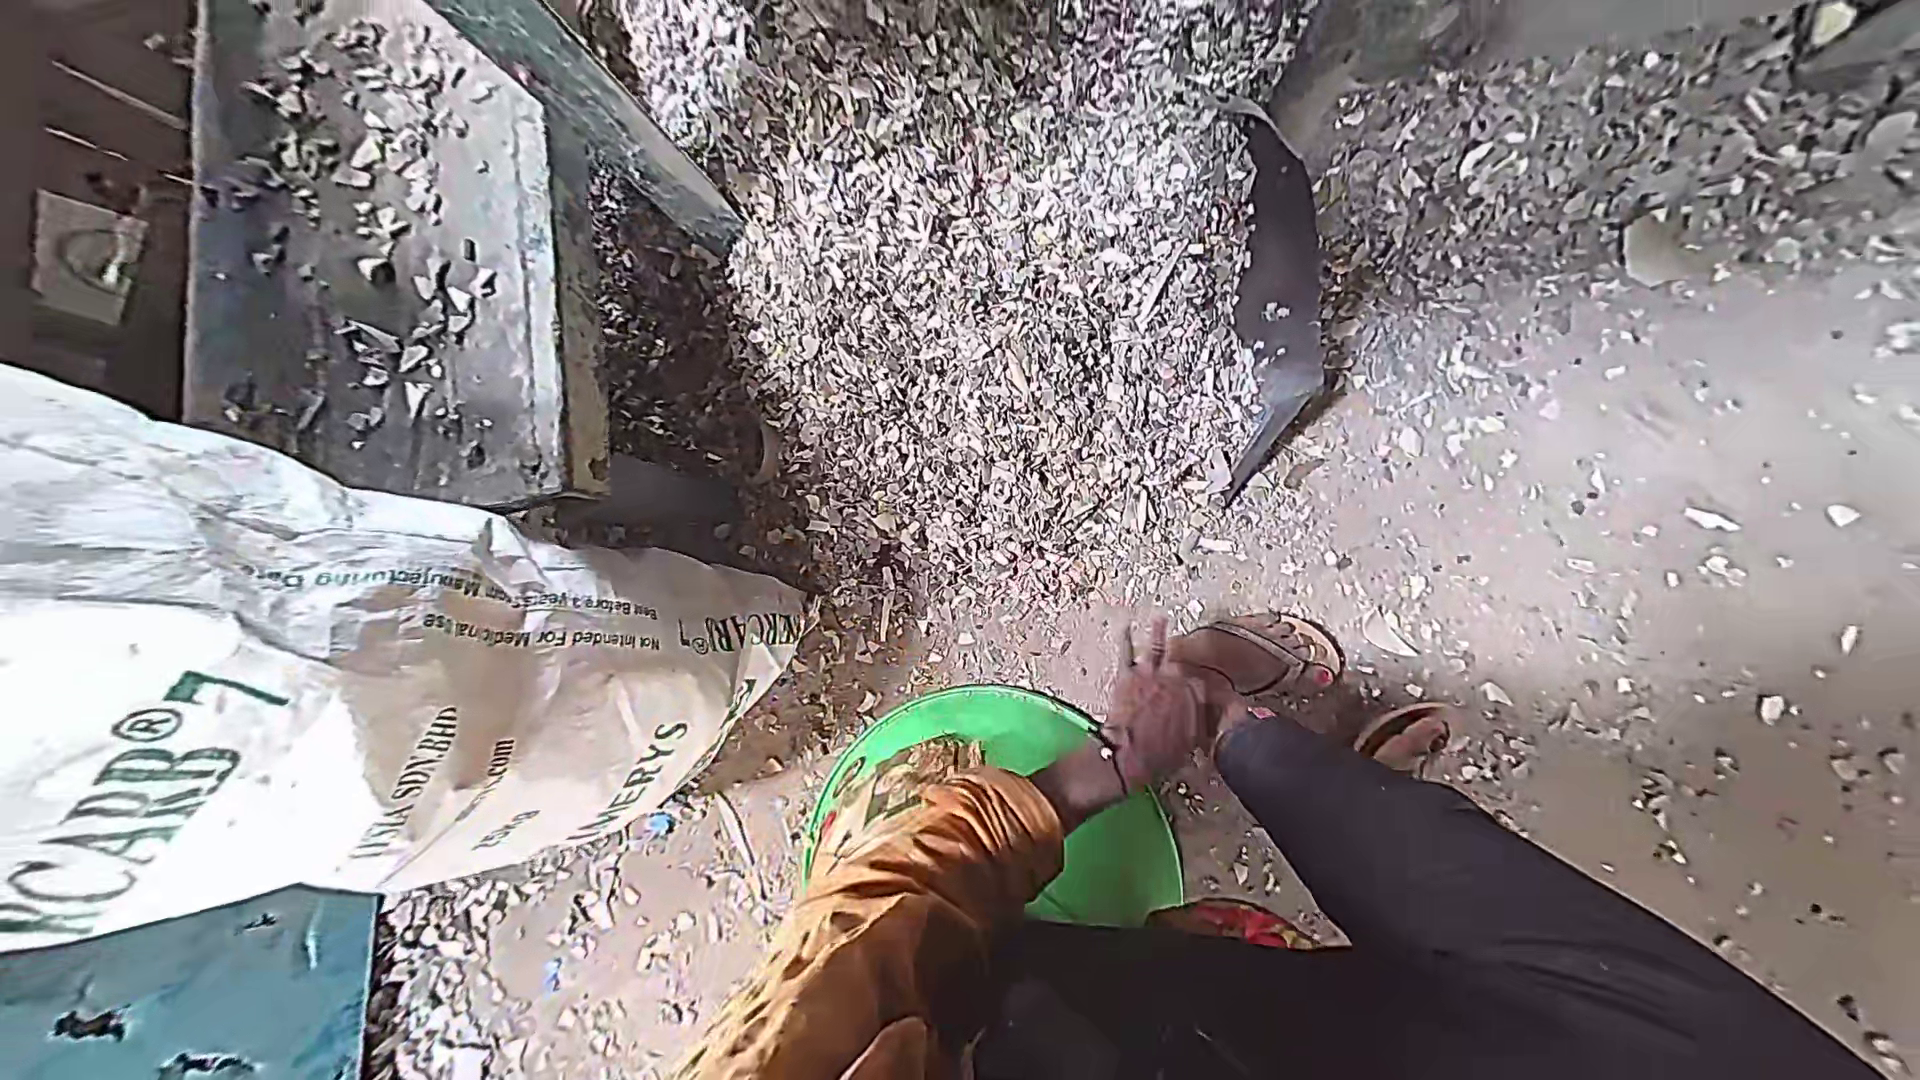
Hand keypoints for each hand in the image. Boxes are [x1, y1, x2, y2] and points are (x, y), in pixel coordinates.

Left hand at [1029, 617, 1224, 833]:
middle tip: (1186, 657)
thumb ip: (1202, 724)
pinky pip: (1126, 651)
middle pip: (1182, 665)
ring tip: (1160, 619)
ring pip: (1156, 647)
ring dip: (1158, 632)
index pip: (1206, 687)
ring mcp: (1149, 673)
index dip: (1209, 694)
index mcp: (1193, 695)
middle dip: (1184, 662)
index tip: (1211, 697)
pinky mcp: (1127, 674)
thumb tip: (1209, 722)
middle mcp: (1173, 678)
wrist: (1129, 754)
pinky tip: (1126, 627)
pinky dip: (1126, 638)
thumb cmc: (1160, 754)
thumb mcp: (1193, 743)